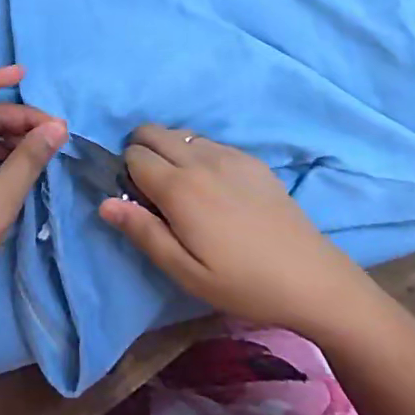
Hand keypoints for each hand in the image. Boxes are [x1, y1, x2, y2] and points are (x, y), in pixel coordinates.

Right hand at [99, 123, 379, 336]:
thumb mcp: (185, 272)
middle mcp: (200, 159)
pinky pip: (208, 141)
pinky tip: (214, 188)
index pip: (133, 155)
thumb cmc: (242, 283)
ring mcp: (228, 154)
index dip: (127, 175)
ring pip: (180, 133)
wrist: (310, 276)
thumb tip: (104, 202)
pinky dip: (197, 153)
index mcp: (179, 188)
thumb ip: (143, 232)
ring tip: (183, 189)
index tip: (139, 201)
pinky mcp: (250, 159)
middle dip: (142, 151)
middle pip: (152, 131)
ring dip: (169, 150)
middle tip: (154, 191)